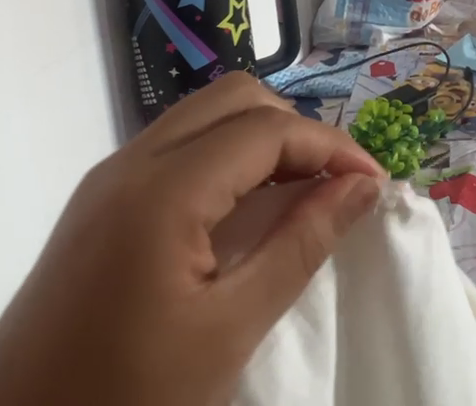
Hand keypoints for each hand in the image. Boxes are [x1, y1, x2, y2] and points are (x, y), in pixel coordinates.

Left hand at [0, 73, 385, 405]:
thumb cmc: (126, 396)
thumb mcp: (227, 331)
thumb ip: (300, 245)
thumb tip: (361, 186)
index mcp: (163, 187)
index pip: (267, 129)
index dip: (331, 146)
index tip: (375, 183)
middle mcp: (132, 160)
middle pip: (235, 99)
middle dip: (296, 130)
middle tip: (336, 186)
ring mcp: (109, 176)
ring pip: (205, 115)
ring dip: (262, 138)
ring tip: (302, 194)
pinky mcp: (99, 200)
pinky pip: (178, 146)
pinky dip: (227, 156)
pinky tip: (247, 208)